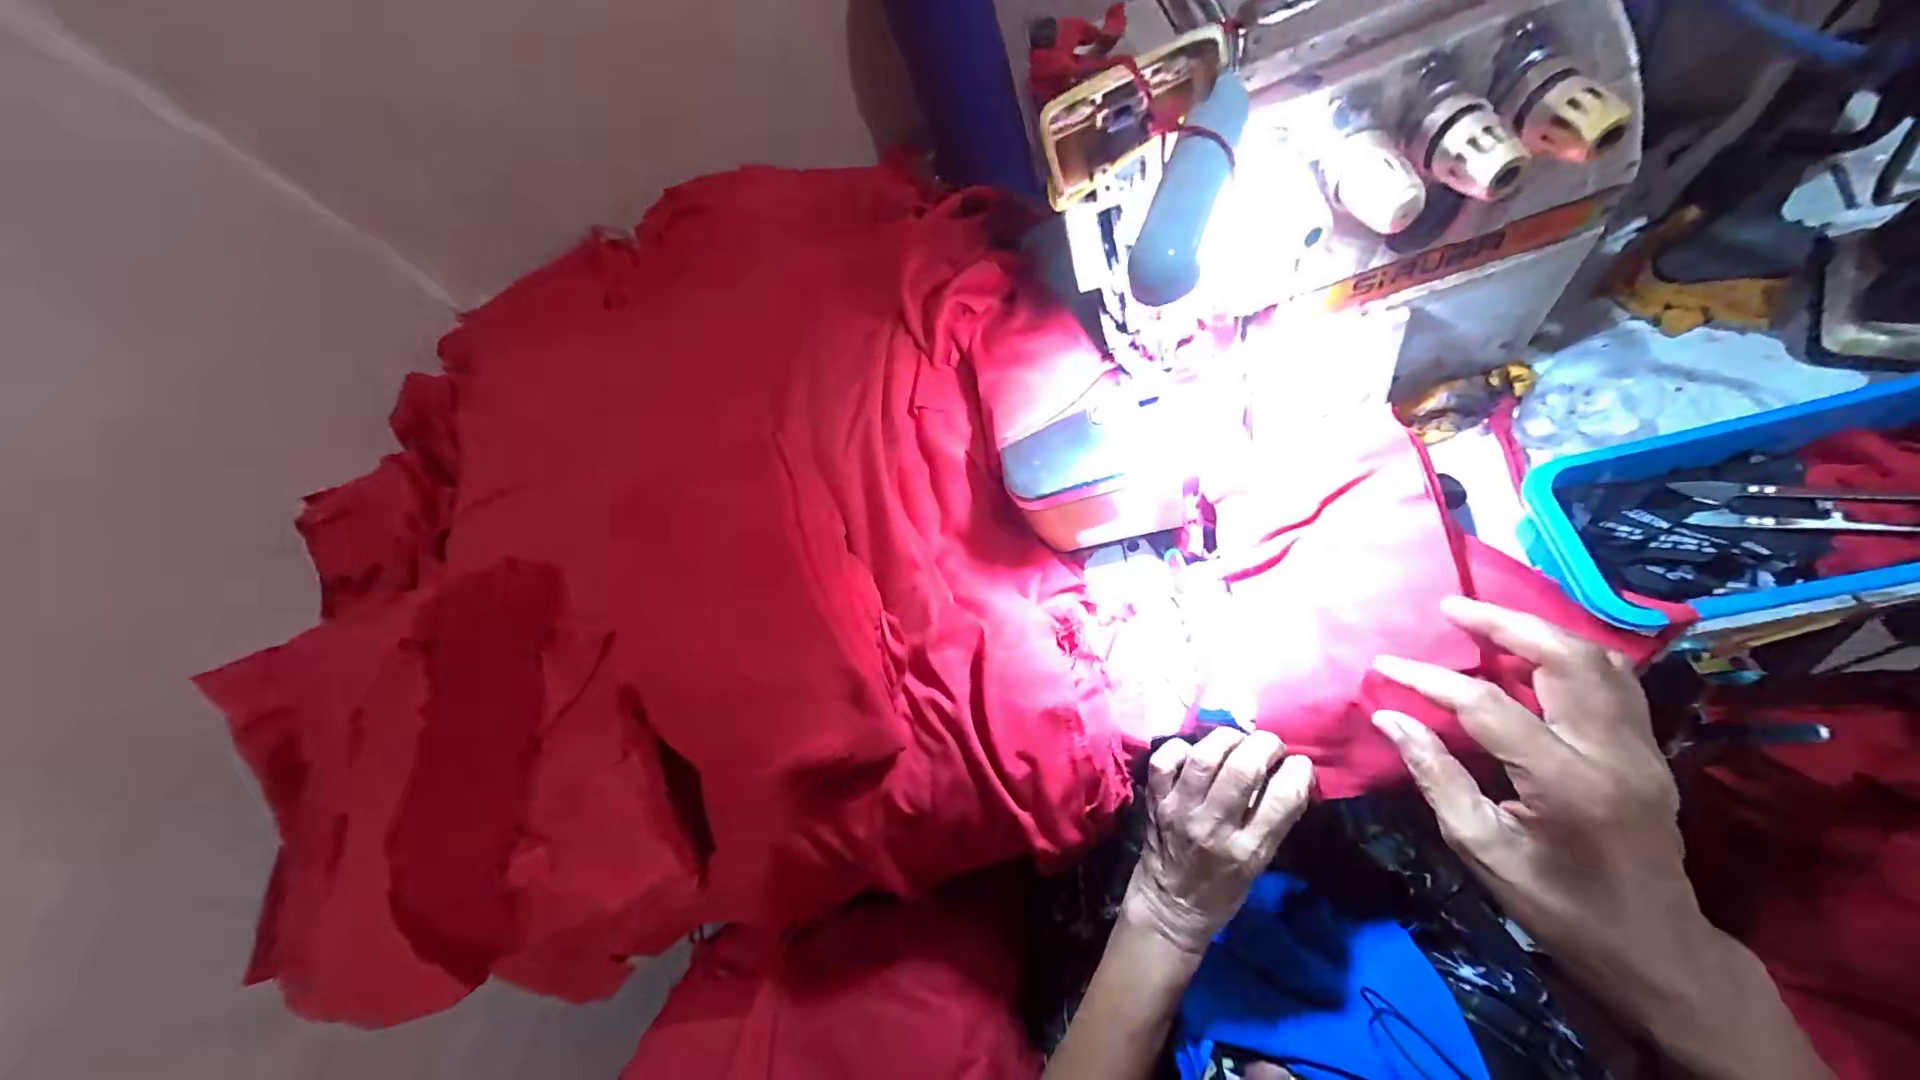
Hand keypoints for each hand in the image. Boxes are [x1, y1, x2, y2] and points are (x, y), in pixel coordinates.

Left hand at [1122, 728, 1313, 954]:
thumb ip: (1272, 822)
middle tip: (1271, 745)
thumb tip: (1289, 776)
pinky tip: (1194, 751)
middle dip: (1264, 745)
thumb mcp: (1259, 865)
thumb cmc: (1221, 890)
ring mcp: (1180, 809)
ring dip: (1227, 739)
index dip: (1298, 771)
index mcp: (1248, 849)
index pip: (1282, 798)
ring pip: (1204, 757)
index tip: (1300, 764)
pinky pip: (1164, 760)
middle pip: (1242, 769)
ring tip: (1237, 739)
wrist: (1168, 906)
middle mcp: (1213, 826)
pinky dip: (1180, 747)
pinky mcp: (1155, 799)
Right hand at [1371, 596, 1829, 1079]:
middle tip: (1451, 608)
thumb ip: (1435, 774)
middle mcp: (1615, 754)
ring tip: (1485, 620)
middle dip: (1504, 624)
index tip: (1383, 666)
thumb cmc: (1556, 903)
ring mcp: (1642, 749)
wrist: (1655, 948)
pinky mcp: (1647, 750)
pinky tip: (1530, 651)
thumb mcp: (1479, 846)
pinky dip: (1566, 654)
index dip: (1429, 680)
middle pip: (1567, 662)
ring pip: (1598, 663)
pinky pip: (1611, 681)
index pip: (1488, 706)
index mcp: (1568, 784)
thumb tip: (1389, 717)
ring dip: (1539, 632)